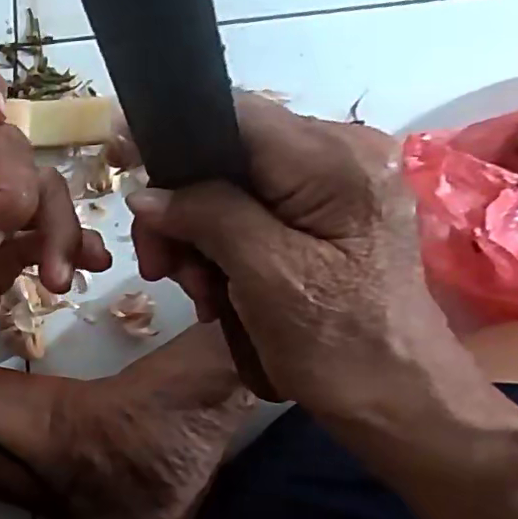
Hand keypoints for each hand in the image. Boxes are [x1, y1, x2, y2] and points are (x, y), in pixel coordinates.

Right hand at [122, 93, 457, 416]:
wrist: (399, 403)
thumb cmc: (342, 345)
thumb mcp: (268, 276)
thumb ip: (209, 217)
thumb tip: (146, 194)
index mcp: (336, 160)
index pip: (232, 115)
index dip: (168, 133)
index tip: (118, 161)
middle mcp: (336, 155)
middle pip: (220, 155)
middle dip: (178, 209)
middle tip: (159, 267)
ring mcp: (328, 186)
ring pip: (222, 188)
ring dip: (191, 237)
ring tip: (192, 288)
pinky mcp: (317, 216)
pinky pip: (241, 213)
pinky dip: (213, 247)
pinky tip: (212, 287)